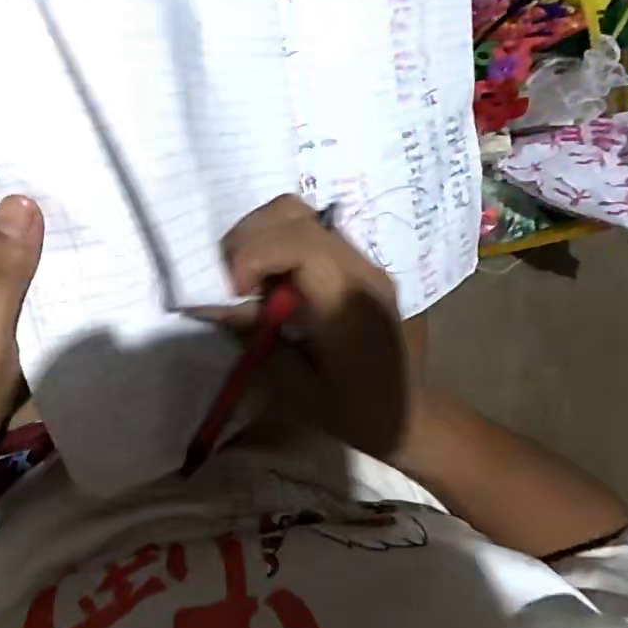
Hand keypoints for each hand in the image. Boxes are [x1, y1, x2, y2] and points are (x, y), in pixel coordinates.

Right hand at [205, 196, 410, 458]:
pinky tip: (274, 285)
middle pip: (293, 212)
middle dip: (248, 240)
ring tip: (250, 283)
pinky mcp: (360, 265)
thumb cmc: (358, 412)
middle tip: (234, 285)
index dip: (251, 255)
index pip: (296, 241)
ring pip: (300, 215)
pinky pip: (311, 234)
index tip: (233, 293)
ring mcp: (364, 261)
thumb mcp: (299, 388)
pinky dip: (279, 246)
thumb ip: (258, 339)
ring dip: (262, 238)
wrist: (412, 414)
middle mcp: (360, 267)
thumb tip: (215, 305)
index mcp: (348, 299)